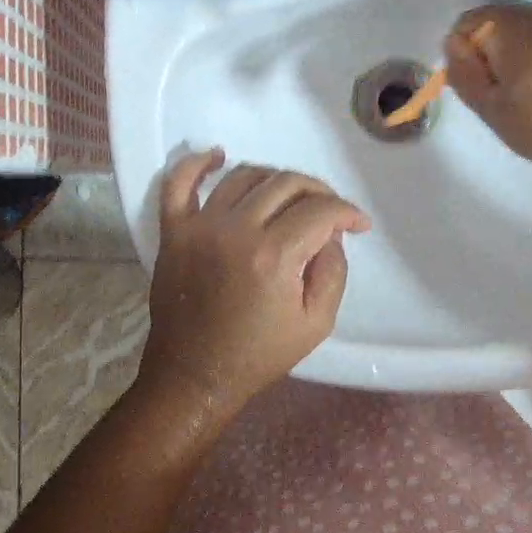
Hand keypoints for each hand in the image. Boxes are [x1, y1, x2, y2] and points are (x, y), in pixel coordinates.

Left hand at [140, 149, 371, 410]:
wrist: (194, 376)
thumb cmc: (258, 355)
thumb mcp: (316, 323)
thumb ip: (333, 270)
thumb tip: (331, 231)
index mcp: (273, 255)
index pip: (320, 210)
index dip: (348, 211)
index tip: (358, 224)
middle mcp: (235, 230)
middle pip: (286, 183)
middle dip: (318, 191)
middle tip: (329, 211)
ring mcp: (199, 226)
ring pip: (243, 176)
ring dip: (274, 178)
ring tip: (289, 196)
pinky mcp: (172, 231)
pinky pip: (178, 183)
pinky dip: (197, 163)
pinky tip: (217, 157)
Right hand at [444, 2, 531, 176]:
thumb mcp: (490, 107)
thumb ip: (463, 71)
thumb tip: (451, 44)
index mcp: (518, 25)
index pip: (469, 21)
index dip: (464, 53)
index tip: (478, 84)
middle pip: (497, 22)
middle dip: (490, 52)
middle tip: (502, 93)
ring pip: (521, 30)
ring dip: (514, 55)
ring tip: (527, 93)